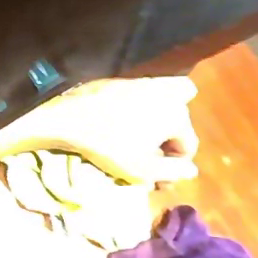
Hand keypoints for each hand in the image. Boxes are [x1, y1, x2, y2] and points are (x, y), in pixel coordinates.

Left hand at [6, 76, 198, 185]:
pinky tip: (125, 118)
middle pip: (178, 120)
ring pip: (167, 97)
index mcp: (176, 115)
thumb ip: (172, 172)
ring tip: (144, 135)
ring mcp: (141, 82)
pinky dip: (141, 103)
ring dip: (161, 116)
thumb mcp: (142, 169)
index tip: (158, 177)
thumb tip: (191, 170)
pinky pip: (142, 91)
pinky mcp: (119, 79)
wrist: (66, 117)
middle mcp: (165, 94)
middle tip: (151, 154)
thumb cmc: (107, 146)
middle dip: (170, 138)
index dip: (175, 164)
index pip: (187, 144)